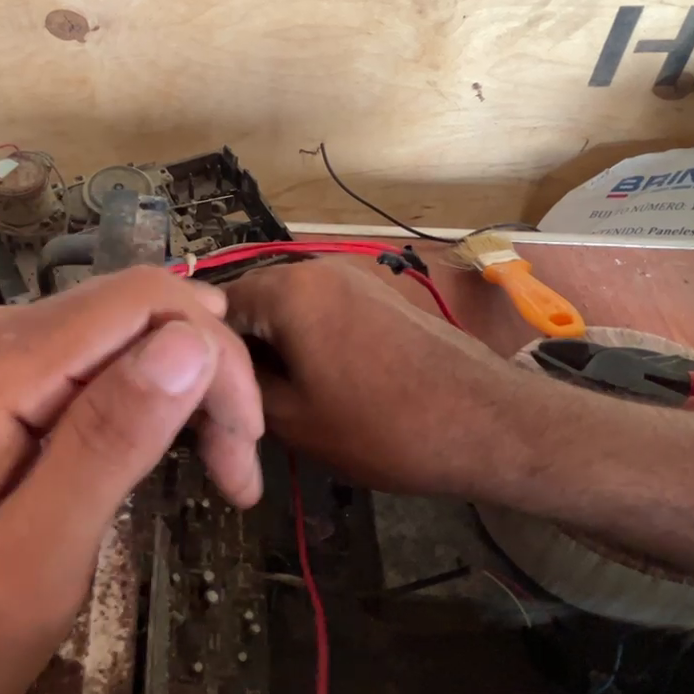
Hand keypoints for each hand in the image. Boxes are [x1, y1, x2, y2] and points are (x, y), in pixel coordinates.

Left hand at [0, 268, 262, 693]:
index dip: (213, 358)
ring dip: (192, 390)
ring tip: (223, 472)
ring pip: (135, 327)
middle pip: (142, 308)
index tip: (243, 447)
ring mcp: (0, 343)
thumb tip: (188, 342)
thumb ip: (108, 442)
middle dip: (209, 378)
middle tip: (238, 473)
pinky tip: (180, 447)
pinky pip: (110, 352)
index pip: (140, 303)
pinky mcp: (14, 365)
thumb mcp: (39, 555)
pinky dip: (158, 395)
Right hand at [225, 256, 543, 496]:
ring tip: (280, 397)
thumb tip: (215, 377)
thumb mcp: (290, 421)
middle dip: (241, 349)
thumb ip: (239, 389)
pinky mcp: (383, 294)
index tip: (203, 396)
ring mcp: (355, 276)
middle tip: (240, 401)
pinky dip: (309, 341)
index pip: (212, 309)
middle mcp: (317, 266)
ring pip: (288, 309)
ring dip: (276, 346)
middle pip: (251, 304)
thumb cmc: (382, 426)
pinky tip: (322, 382)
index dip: (202, 355)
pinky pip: (324, 311)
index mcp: (286, 288)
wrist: (491, 425)